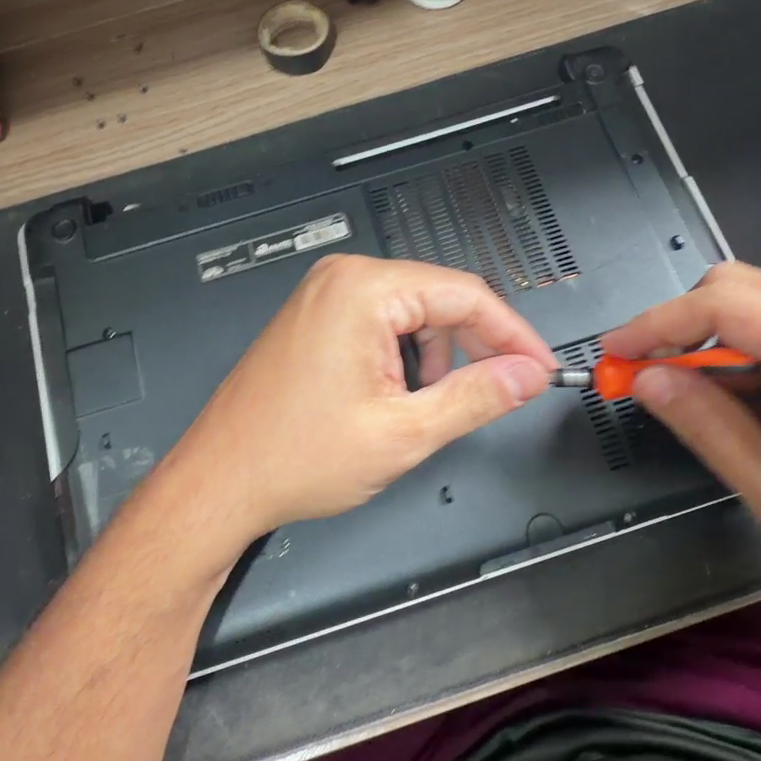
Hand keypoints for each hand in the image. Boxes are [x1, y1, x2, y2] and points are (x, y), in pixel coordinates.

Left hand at [157, 254, 557, 544]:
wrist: (221, 480)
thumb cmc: (289, 456)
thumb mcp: (403, 433)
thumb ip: (476, 397)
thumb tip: (524, 374)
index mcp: (362, 290)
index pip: (465, 294)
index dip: (513, 334)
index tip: (539, 367)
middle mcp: (341, 280)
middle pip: (440, 299)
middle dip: (479, 346)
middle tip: (508, 388)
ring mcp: (325, 296)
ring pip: (414, 313)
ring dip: (441, 354)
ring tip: (436, 405)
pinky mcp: (317, 317)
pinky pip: (383, 322)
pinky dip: (408, 354)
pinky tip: (404, 393)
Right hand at [602, 262, 760, 639]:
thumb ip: (711, 428)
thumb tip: (646, 379)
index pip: (727, 303)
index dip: (658, 322)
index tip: (613, 355)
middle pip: (744, 286)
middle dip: (682, 324)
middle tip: (648, 379)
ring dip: (716, 342)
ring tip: (695, 405)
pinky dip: (751, 357)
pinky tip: (748, 411)